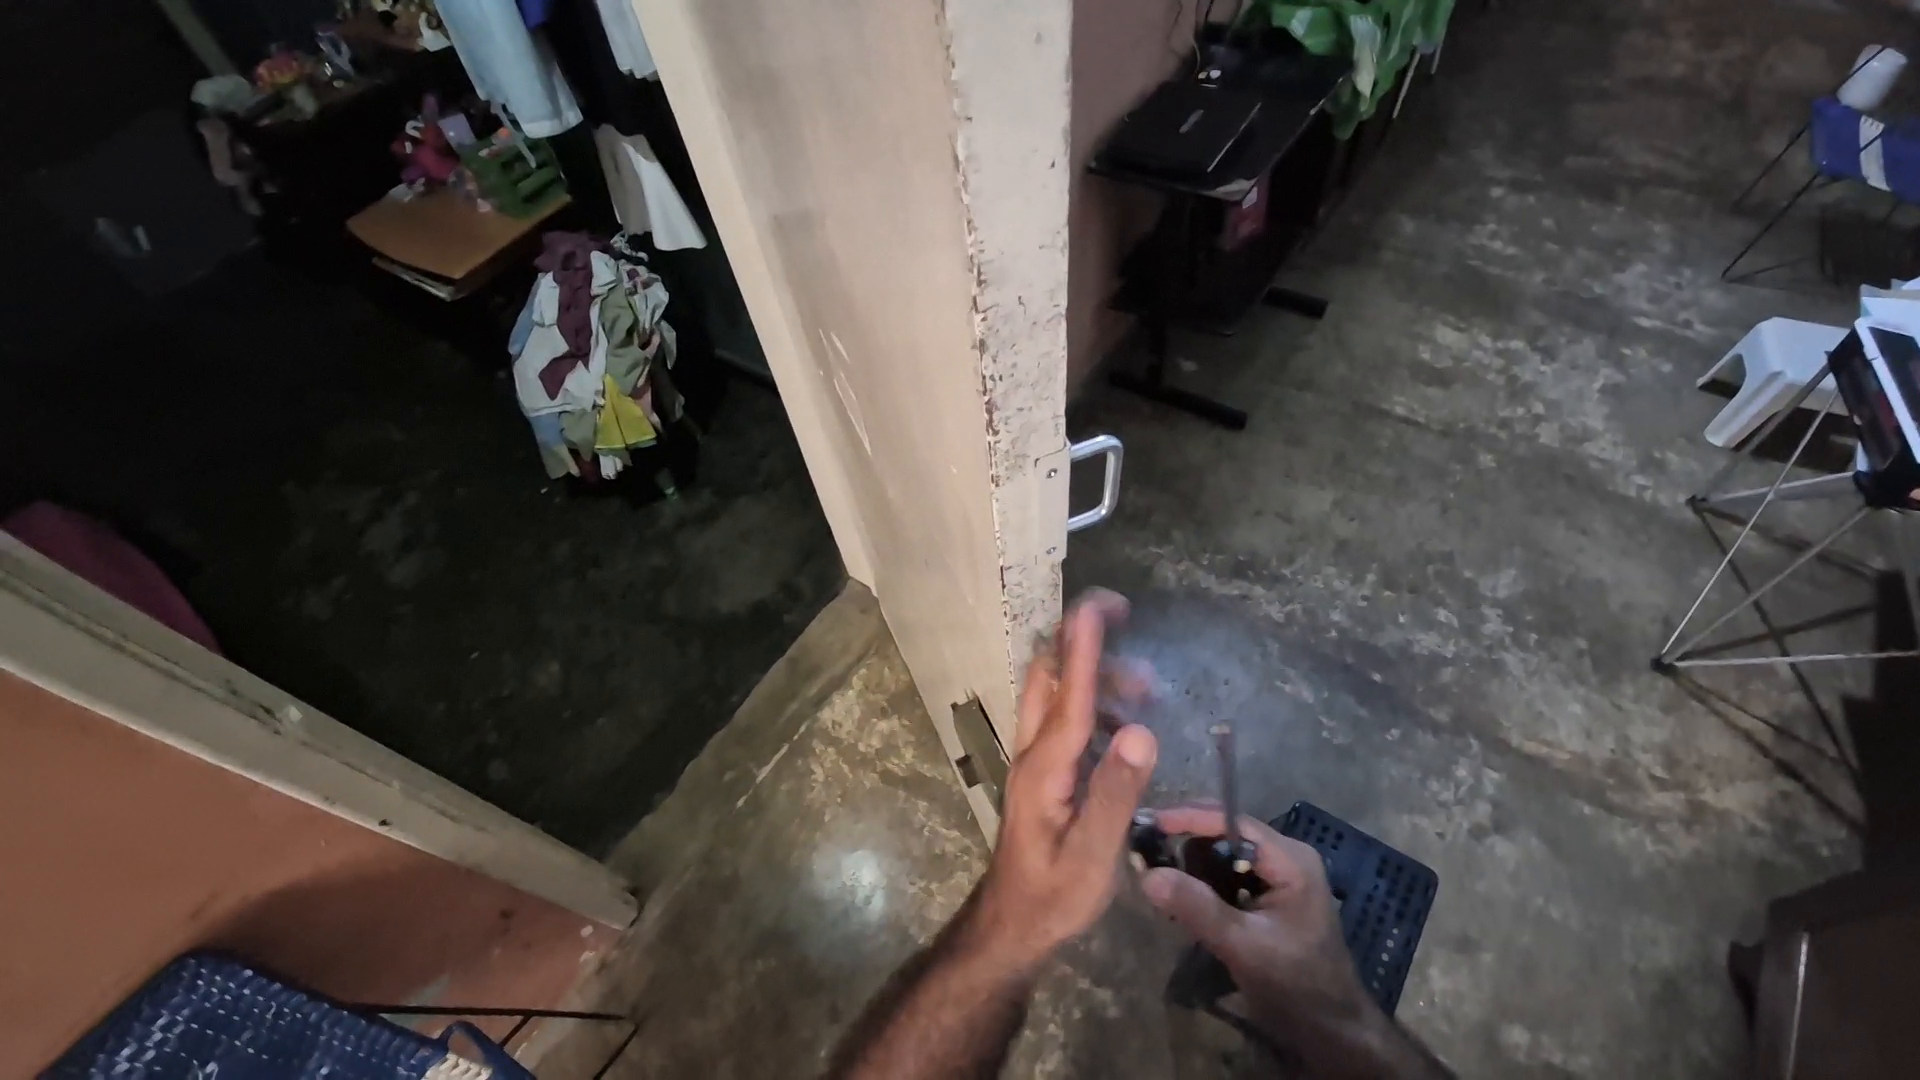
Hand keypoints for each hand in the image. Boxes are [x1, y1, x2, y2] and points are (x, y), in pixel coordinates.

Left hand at [965, 590, 1159, 976]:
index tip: (1100, 605)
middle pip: (1048, 674)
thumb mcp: (1093, 854)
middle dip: (1083, 640)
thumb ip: (1116, 792)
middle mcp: (1033, 749)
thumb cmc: (1054, 895)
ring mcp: (1034, 758)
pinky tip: (1127, 728)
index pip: (1068, 692)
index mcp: (1045, 765)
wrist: (1011, 922)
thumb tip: (1143, 731)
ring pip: (1055, 693)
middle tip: (1128, 624)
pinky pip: (1064, 718)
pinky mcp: (1042, 770)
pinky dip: (1095, 704)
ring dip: (1095, 676)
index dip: (1084, 644)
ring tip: (1147, 690)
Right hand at [1140, 806, 1372, 1039]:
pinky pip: (1226, 873)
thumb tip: (1147, 875)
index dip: (1187, 818)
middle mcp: (1285, 856)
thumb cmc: (1295, 985)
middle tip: (1152, 864)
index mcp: (1290, 859)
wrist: (1330, 1031)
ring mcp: (1278, 874)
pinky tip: (1191, 907)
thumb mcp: (1243, 946)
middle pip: (1223, 833)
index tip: (1149, 823)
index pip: (1231, 821)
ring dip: (1193, 870)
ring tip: (1173, 897)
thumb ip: (1197, 908)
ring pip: (1220, 853)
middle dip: (1187, 847)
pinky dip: (1204, 884)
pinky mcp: (1268, 893)